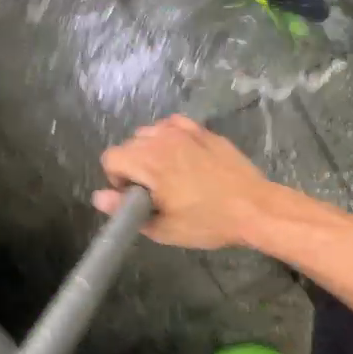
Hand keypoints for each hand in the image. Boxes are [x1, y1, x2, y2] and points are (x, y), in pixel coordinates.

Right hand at [93, 115, 273, 249]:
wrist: (254, 207)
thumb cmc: (208, 222)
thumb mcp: (163, 227)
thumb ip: (124, 211)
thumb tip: (98, 197)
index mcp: (148, 162)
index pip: (110, 158)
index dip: (117, 180)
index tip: (137, 198)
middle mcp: (163, 139)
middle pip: (130, 145)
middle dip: (134, 167)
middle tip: (156, 192)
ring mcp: (186, 131)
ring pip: (151, 133)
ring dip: (153, 152)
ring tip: (172, 176)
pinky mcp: (205, 131)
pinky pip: (175, 126)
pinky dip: (172, 138)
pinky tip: (185, 158)